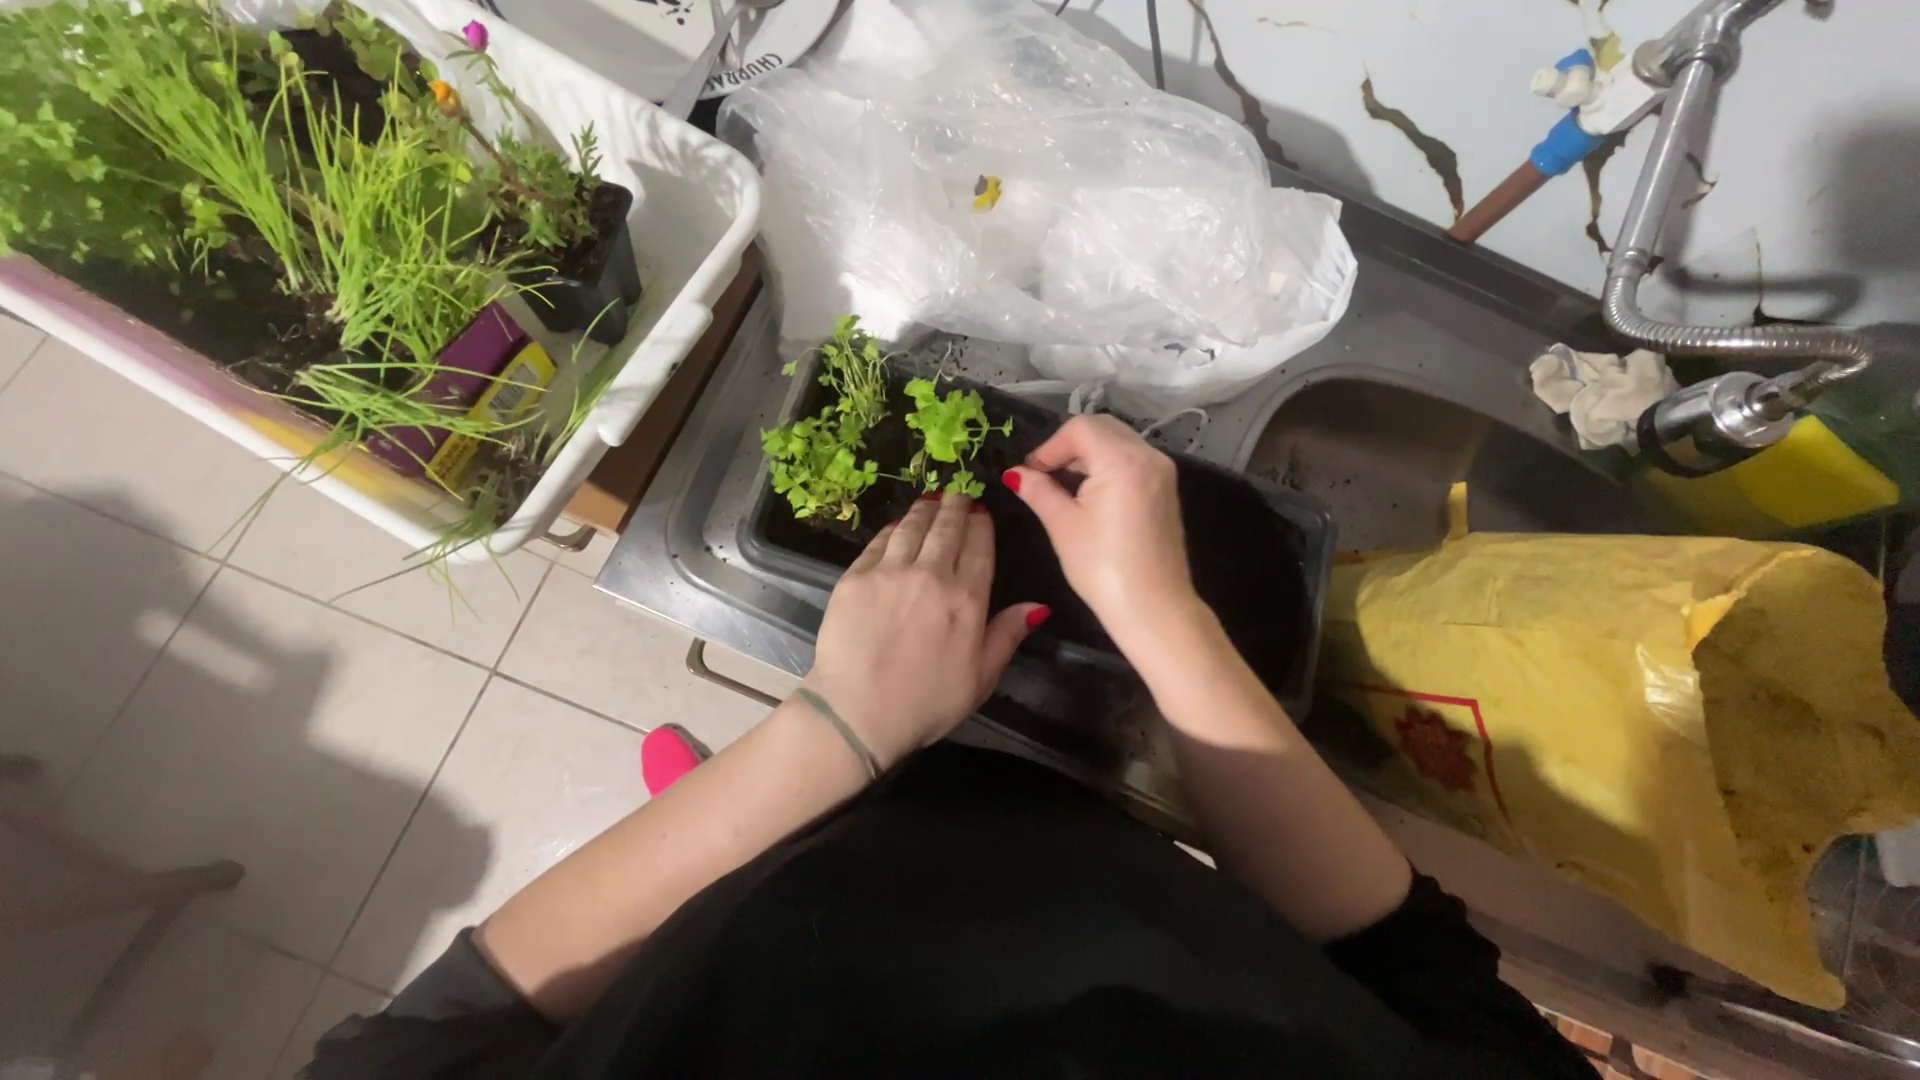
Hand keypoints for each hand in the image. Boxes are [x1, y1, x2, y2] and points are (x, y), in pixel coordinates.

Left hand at [803, 495, 1044, 768]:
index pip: (979, 547)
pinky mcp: (854, 578)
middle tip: (957, 494)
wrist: (858, 714)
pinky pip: (878, 543)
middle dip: (955, 506)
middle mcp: (930, 574)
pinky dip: (892, 530)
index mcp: (967, 599)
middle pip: (946, 528)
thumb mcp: (980, 678)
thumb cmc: (926, 703)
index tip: (981, 511)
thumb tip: (1038, 605)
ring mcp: (889, 572)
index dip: (981, 524)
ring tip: (931, 500)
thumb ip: (1007, 634)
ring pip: (911, 527)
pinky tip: (897, 526)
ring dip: (924, 510)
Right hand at [1002, 415, 1199, 640]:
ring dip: (1087, 455)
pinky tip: (1090, 495)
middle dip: (1068, 446)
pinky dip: (1107, 465)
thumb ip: (1038, 491)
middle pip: (1101, 427)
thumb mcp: (1063, 526)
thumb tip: (1015, 473)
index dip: (1048, 447)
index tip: (1030, 473)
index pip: (1079, 428)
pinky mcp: (1166, 489)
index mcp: (1123, 459)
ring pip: (1118, 442)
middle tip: (1044, 476)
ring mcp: (1162, 471)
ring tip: (1063, 487)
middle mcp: (1149, 455)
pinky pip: (1132, 460)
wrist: (1154, 608)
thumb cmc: (1103, 568)